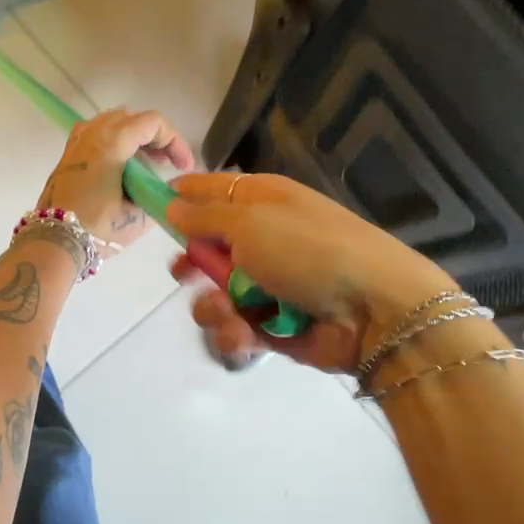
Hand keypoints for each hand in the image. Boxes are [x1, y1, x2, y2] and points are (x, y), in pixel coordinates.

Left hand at [36, 109, 196, 252]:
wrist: (53, 242)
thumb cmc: (96, 229)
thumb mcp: (136, 218)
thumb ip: (156, 197)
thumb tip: (164, 191)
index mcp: (111, 142)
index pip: (152, 123)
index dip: (174, 140)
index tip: (183, 166)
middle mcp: (92, 134)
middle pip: (132, 118)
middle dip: (154, 138)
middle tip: (166, 164)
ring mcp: (76, 143)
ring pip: (111, 124)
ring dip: (133, 138)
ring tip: (144, 165)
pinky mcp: (67, 156)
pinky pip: (94, 135)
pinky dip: (112, 142)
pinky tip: (119, 166)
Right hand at [165, 173, 459, 371]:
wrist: (374, 309)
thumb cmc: (309, 249)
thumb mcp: (250, 221)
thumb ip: (204, 216)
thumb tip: (173, 204)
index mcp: (262, 200)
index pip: (212, 190)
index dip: (180, 197)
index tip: (148, 207)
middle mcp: (263, 239)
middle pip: (206, 247)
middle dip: (191, 264)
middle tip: (183, 274)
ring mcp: (268, 283)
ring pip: (214, 293)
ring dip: (213, 306)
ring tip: (227, 310)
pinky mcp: (271, 324)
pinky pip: (233, 325)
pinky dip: (233, 331)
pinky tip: (244, 333)